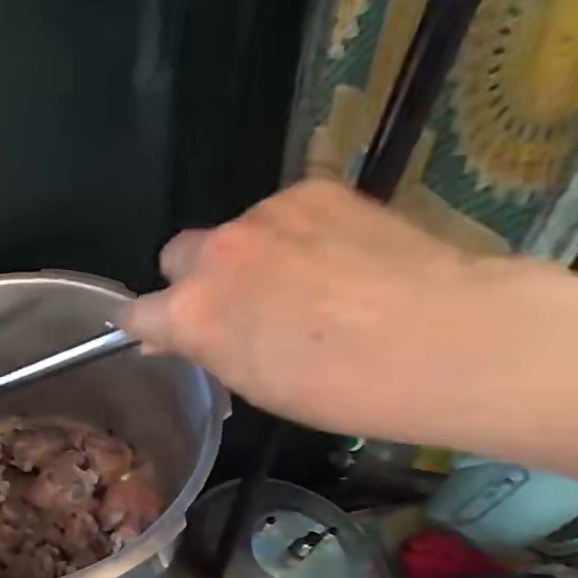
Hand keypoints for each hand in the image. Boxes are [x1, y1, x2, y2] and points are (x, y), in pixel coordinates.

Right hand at [124, 179, 551, 447]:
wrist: (442, 339)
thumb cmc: (338, 389)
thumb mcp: (251, 384)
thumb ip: (203, 349)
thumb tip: (174, 336)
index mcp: (190, 314)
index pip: (135, 312)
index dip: (151, 327)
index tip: (170, 337)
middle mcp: (214, 255)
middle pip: (175, 256)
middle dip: (194, 280)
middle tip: (239, 307)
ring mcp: (263, 214)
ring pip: (232, 233)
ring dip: (248, 255)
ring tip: (305, 283)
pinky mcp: (312, 188)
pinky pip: (282, 213)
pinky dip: (294, 233)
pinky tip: (337, 258)